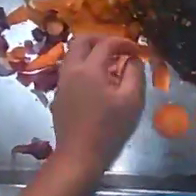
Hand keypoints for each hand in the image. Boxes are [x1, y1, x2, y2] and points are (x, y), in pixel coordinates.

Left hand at [49, 34, 144, 175]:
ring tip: (111, 65)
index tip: (137, 50)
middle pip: (82, 41)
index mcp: (89, 68)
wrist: (79, 155)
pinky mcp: (58, 94)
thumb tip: (133, 59)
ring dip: (91, 53)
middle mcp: (71, 69)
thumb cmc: (109, 129)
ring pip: (73, 54)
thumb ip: (135, 74)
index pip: (106, 43)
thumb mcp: (131, 101)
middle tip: (119, 50)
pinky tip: (98, 82)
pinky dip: (84, 66)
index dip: (124, 42)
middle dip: (102, 40)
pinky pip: (71, 70)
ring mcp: (61, 82)